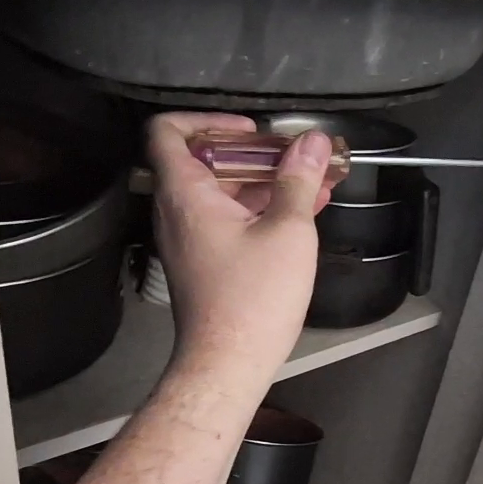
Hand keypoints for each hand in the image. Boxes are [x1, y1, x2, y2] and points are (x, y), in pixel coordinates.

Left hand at [144, 112, 332, 389]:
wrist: (228, 364)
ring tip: (313, 184)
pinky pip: (227, 223)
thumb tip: (314, 142)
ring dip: (263, 184)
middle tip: (295, 157)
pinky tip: (301, 216)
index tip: (252, 131)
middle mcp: (178, 213)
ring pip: (221, 195)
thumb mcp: (288, 232)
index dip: (209, 119)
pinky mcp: (204, 266)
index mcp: (186, 194)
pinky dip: (258, 213)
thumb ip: (299, 181)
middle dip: (254, 153)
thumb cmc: (253, 299)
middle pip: (204, 161)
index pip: (168, 130)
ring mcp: (189, 242)